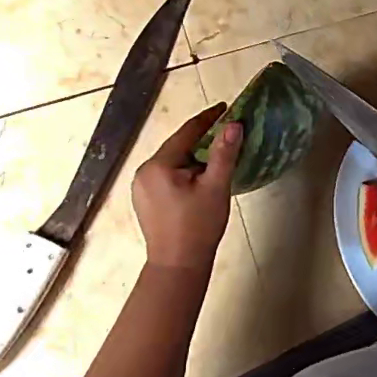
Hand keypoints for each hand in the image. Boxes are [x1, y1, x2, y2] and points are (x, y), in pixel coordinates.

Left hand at [132, 103, 240, 271]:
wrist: (178, 268)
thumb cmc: (198, 227)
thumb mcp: (215, 187)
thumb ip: (224, 153)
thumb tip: (234, 124)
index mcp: (158, 165)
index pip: (186, 132)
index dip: (208, 119)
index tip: (226, 108)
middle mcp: (144, 171)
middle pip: (178, 146)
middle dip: (202, 138)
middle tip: (226, 132)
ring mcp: (141, 186)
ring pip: (173, 161)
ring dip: (194, 156)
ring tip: (217, 153)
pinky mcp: (145, 199)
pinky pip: (167, 175)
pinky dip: (184, 170)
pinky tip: (200, 176)